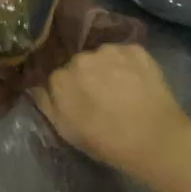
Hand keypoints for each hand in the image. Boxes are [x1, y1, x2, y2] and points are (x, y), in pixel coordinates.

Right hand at [30, 43, 190, 175]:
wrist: (156, 140)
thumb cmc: (107, 142)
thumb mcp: (67, 131)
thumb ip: (46, 104)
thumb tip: (34, 86)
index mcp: (60, 79)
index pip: (58, 78)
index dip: (71, 92)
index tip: (82, 105)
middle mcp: (81, 58)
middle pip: (80, 64)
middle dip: (88, 77)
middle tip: (104, 98)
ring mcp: (110, 51)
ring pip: (103, 57)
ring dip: (108, 68)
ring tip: (123, 89)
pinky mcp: (135, 49)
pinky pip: (125, 54)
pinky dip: (129, 65)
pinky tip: (138, 82)